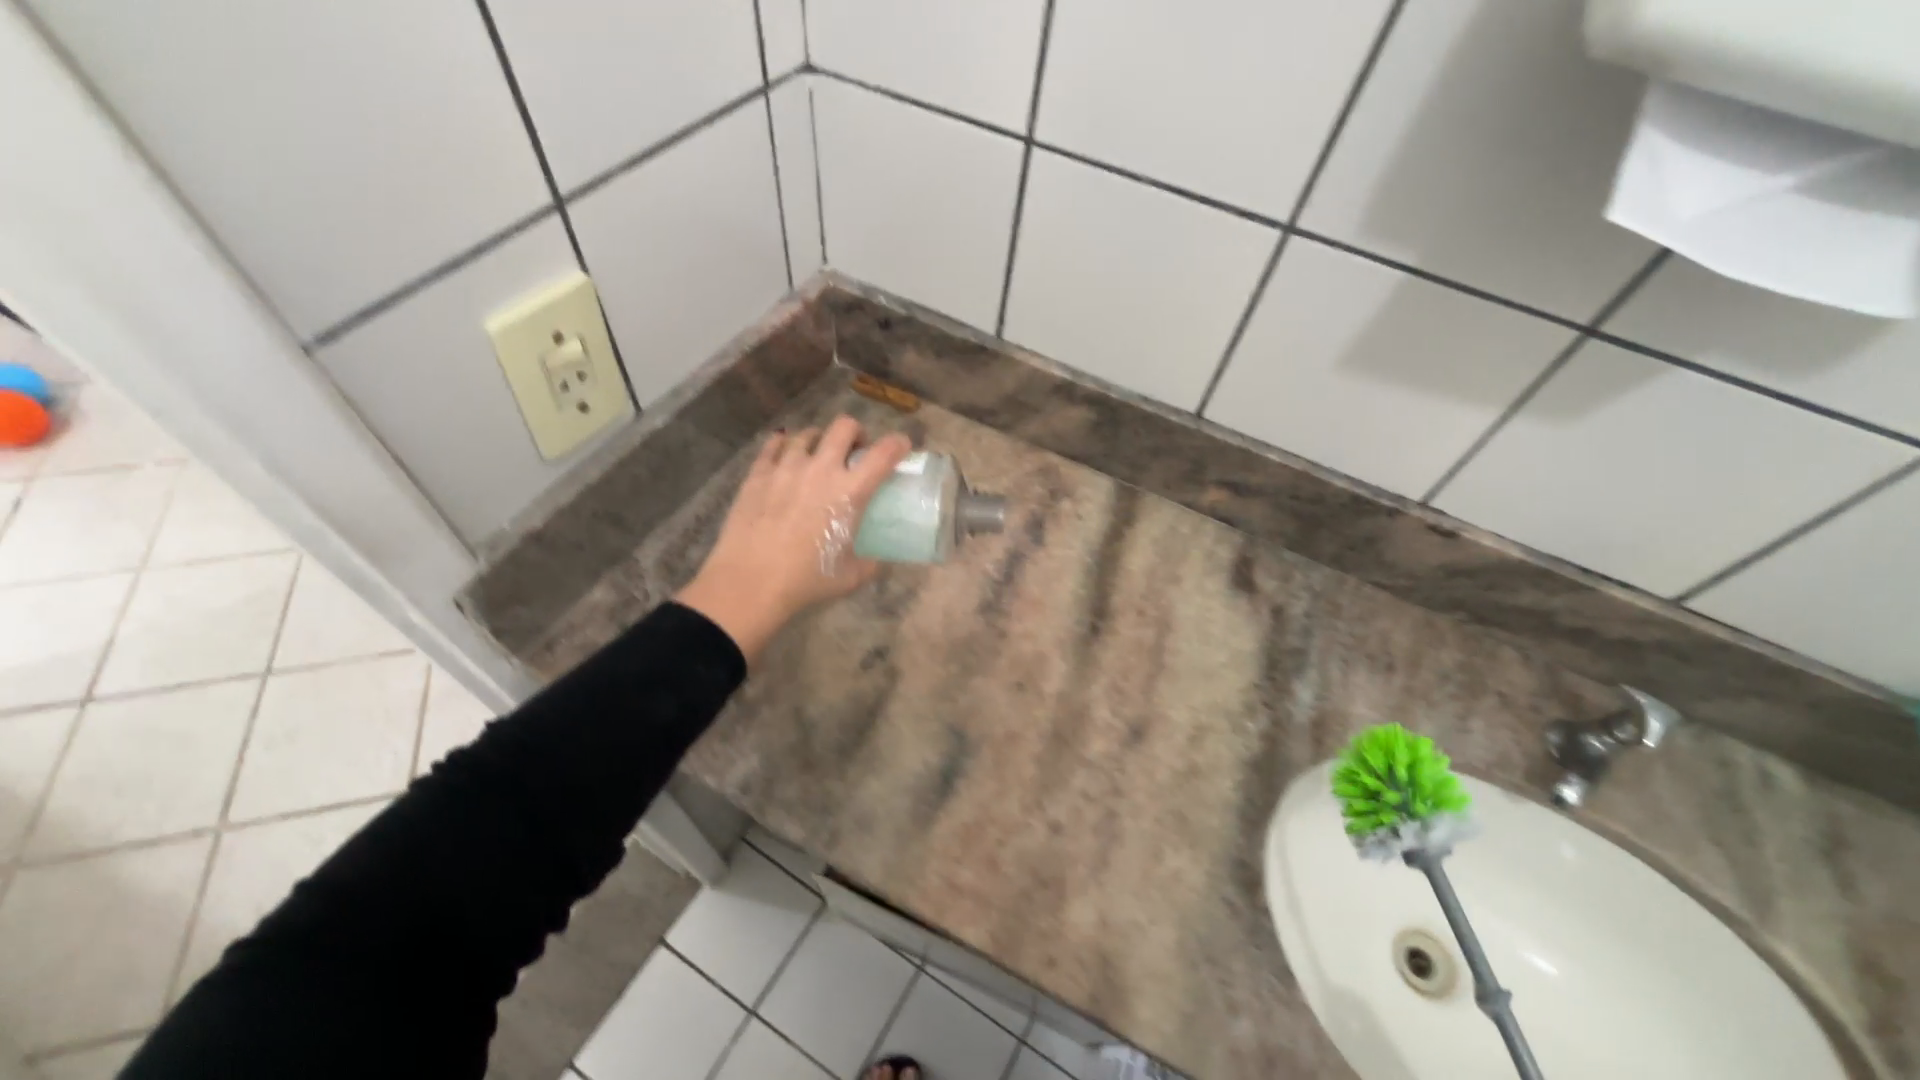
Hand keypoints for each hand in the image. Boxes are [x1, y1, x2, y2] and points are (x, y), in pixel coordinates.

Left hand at [676, 415, 912, 663]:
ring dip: (818, 440)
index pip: (884, 454)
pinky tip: (784, 455)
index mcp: (850, 492)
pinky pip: (773, 445)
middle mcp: (821, 469)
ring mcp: (786, 467)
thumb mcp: (850, 576)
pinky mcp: (758, 473)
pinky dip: (783, 445)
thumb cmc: (806, 580)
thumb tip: (875, 559)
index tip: (901, 446)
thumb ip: (869, 562)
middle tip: (854, 449)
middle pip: (844, 427)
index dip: (898, 444)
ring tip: (815, 456)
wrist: (751, 581)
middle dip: (856, 432)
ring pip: (807, 434)